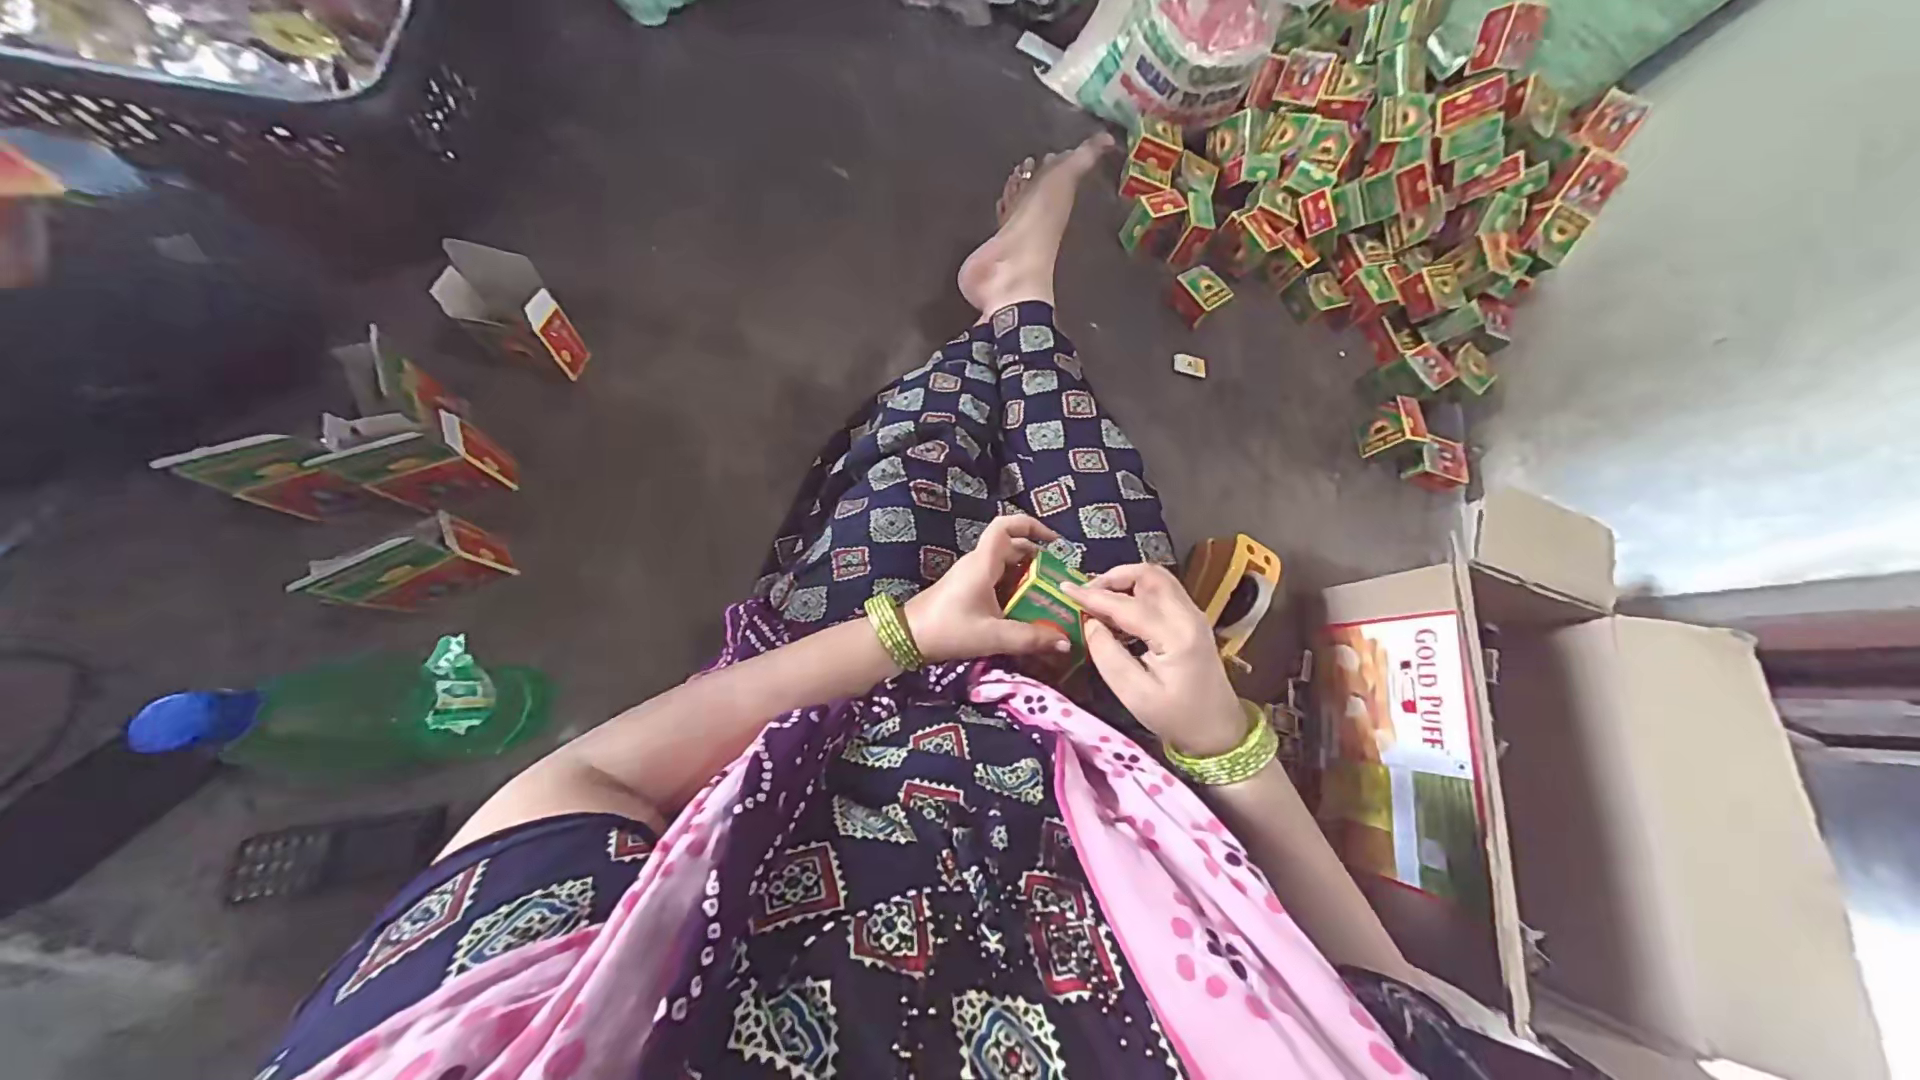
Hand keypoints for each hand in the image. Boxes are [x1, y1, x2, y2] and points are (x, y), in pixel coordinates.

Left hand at [902, 515, 1075, 663]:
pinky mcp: (966, 590)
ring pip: (1004, 565)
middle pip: (1011, 547)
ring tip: (1046, 595)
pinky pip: (996, 580)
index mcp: (983, 563)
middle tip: (1057, 578)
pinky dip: (1013, 588)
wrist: (908, 638)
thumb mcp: (993, 636)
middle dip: (1037, 558)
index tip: (1054, 542)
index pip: (1006, 526)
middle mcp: (977, 563)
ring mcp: (970, 576)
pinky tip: (1024, 609)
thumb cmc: (949, 629)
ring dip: (1026, 575)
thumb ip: (1030, 638)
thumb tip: (1064, 643)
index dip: (1032, 526)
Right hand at [1061, 563, 1246, 756]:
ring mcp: (1193, 614)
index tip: (1065, 589)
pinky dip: (1137, 588)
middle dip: (1112, 577)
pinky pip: (1162, 589)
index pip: (1127, 604)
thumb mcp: (1135, 695)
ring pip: (1157, 577)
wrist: (1218, 730)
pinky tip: (1119, 607)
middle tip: (1086, 592)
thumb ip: (1108, 656)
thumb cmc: (1176, 717)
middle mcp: (1188, 616)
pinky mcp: (1191, 618)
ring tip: (1099, 597)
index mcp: (1175, 635)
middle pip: (1148, 574)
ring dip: (1125, 579)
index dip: (1093, 595)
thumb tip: (1090, 623)